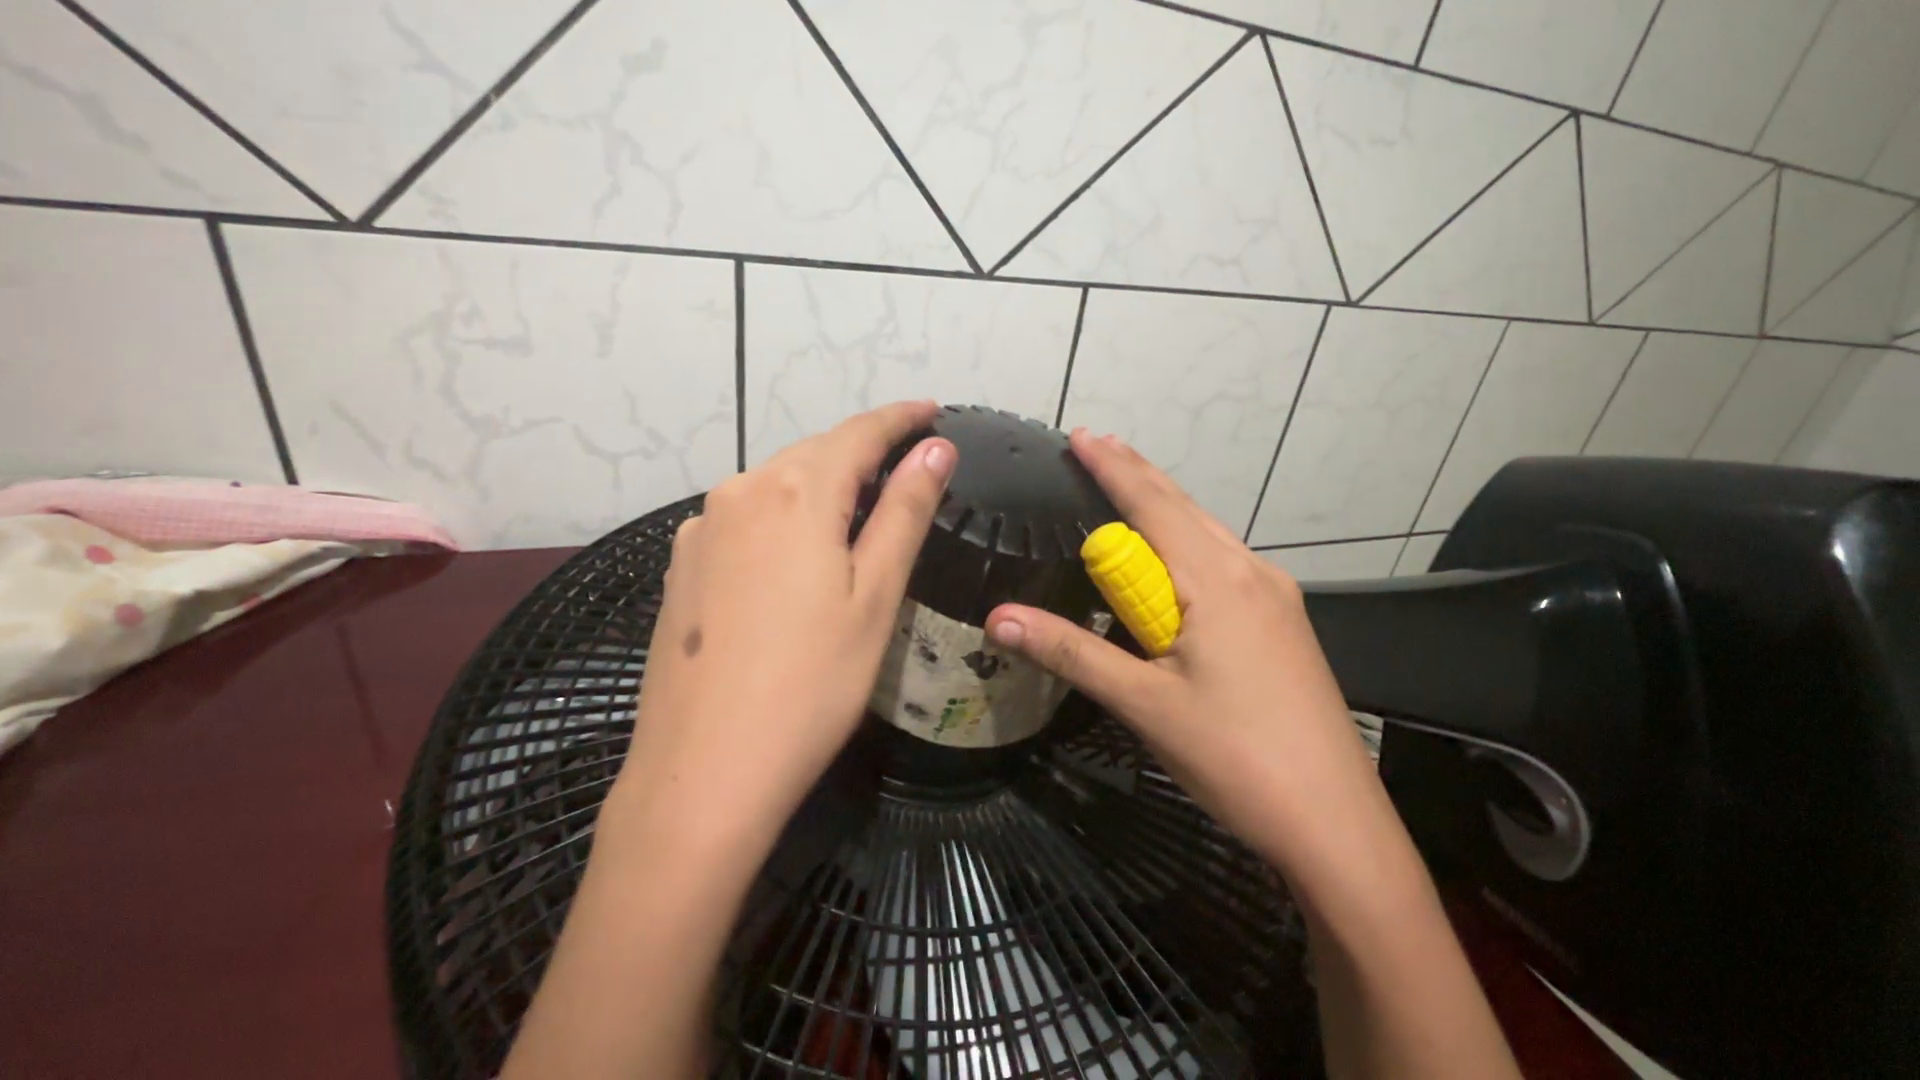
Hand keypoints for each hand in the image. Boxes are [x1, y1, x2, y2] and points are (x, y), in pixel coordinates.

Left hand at [609, 400, 954, 835]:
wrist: (704, 771)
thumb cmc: (811, 686)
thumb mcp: (874, 597)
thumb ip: (904, 512)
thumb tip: (934, 449)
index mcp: (795, 493)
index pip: (859, 433)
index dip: (899, 418)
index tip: (932, 410)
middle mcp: (738, 493)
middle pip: (812, 456)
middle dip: (861, 452)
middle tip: (906, 465)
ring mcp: (699, 531)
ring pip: (774, 487)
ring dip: (819, 487)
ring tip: (858, 509)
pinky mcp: (680, 568)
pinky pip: (743, 521)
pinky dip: (781, 520)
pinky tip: (794, 556)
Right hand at [984, 431, 1386, 884]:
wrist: (1333, 820)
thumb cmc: (1235, 757)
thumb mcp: (1145, 704)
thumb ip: (1072, 652)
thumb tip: (998, 616)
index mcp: (1217, 580)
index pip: (1153, 505)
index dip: (1114, 468)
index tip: (1080, 435)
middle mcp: (1252, 573)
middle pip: (1186, 510)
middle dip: (1138, 478)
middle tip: (1094, 449)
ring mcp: (1277, 599)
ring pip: (1209, 538)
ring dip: (1164, 513)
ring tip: (1125, 493)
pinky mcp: (1284, 626)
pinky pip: (1225, 567)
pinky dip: (1187, 548)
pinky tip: (1173, 563)